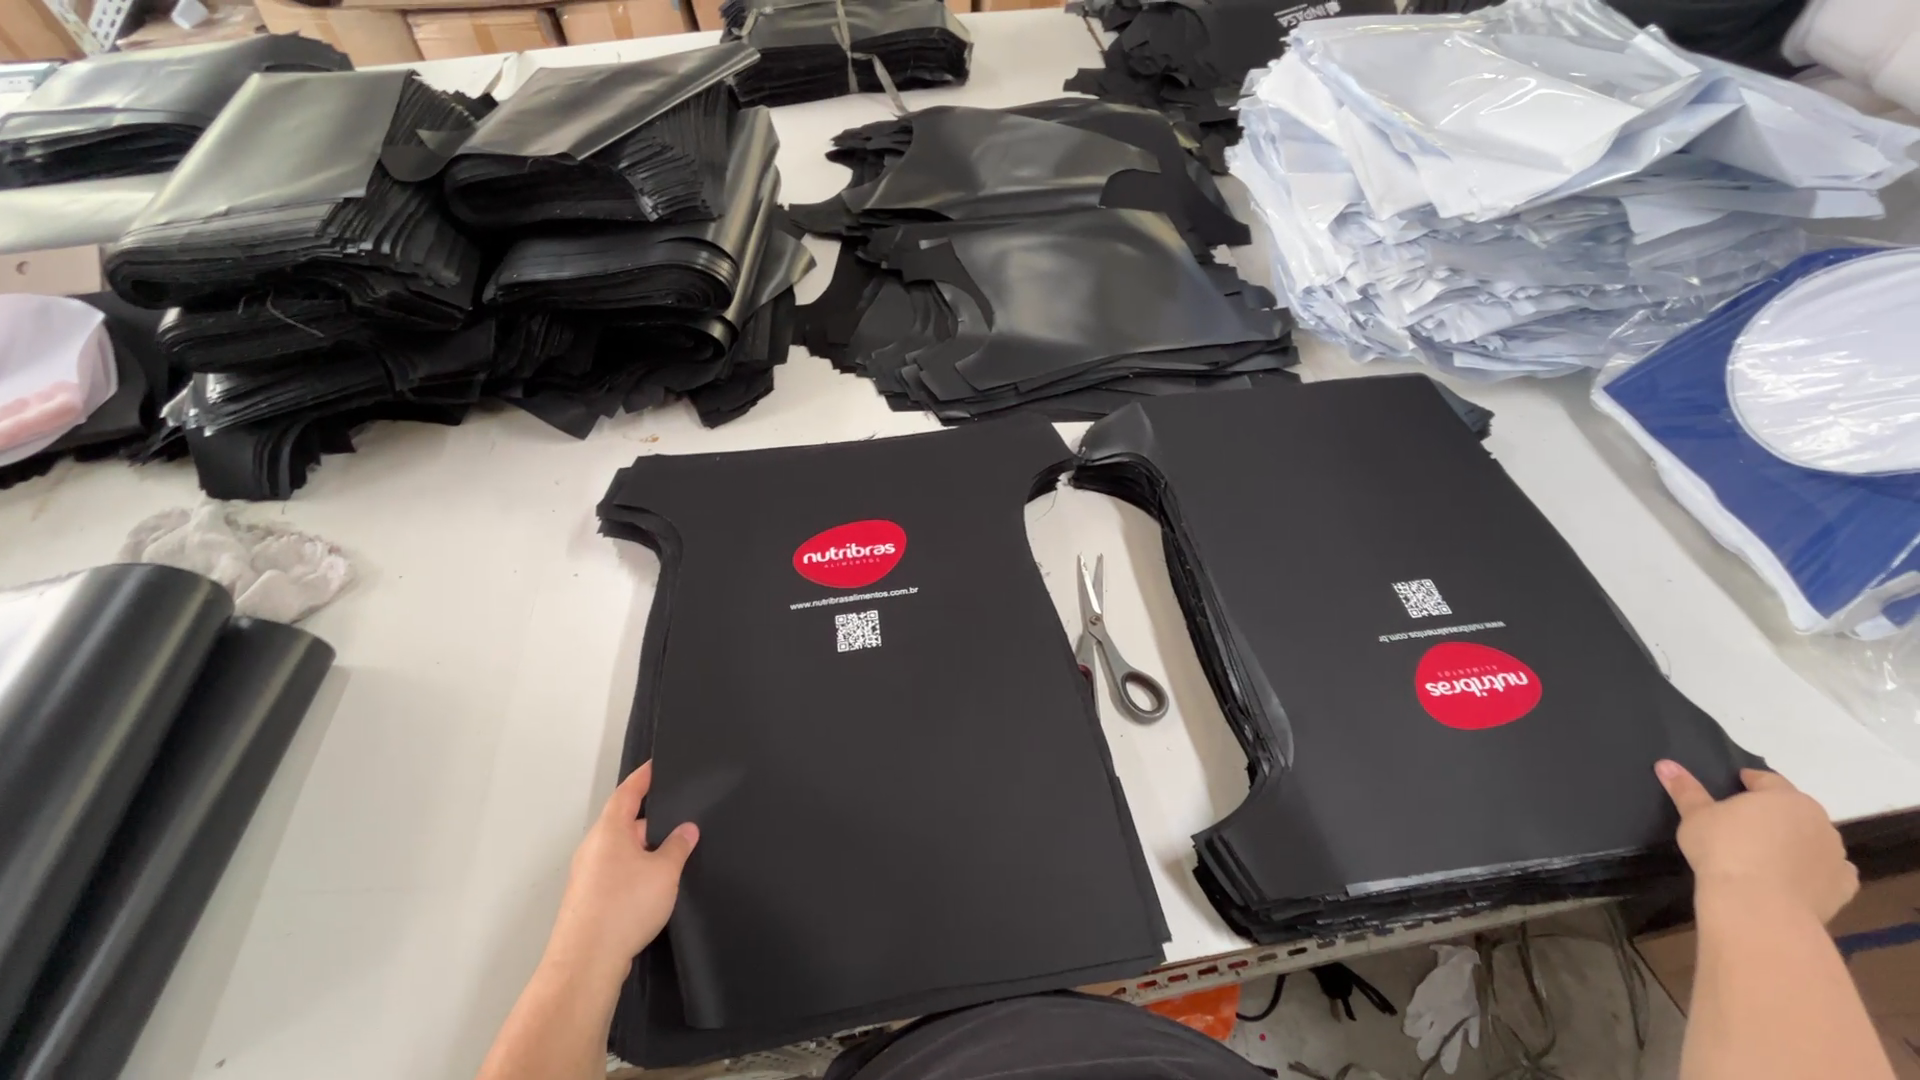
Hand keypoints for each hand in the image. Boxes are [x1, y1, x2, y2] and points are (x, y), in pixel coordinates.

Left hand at [549, 761, 698, 968]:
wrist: (586, 962)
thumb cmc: (625, 905)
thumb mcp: (664, 870)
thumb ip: (679, 845)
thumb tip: (687, 829)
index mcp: (609, 831)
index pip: (627, 792)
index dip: (644, 777)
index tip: (657, 765)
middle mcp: (594, 848)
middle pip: (625, 822)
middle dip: (652, 820)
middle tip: (682, 816)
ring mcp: (588, 875)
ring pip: (622, 850)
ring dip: (645, 849)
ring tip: (676, 852)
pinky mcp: (589, 900)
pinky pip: (617, 872)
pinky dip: (636, 870)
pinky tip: (656, 884)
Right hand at [1656, 761, 1857, 923]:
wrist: (1759, 904)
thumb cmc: (1723, 848)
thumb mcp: (1694, 815)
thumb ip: (1685, 789)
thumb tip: (1665, 764)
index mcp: (1784, 798)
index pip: (1767, 779)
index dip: (1749, 781)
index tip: (1734, 785)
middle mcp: (1819, 821)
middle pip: (1794, 809)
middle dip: (1773, 812)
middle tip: (1744, 821)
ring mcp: (1836, 854)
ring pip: (1813, 838)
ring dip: (1794, 839)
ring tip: (1764, 852)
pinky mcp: (1843, 885)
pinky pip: (1829, 869)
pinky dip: (1813, 868)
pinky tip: (1792, 875)